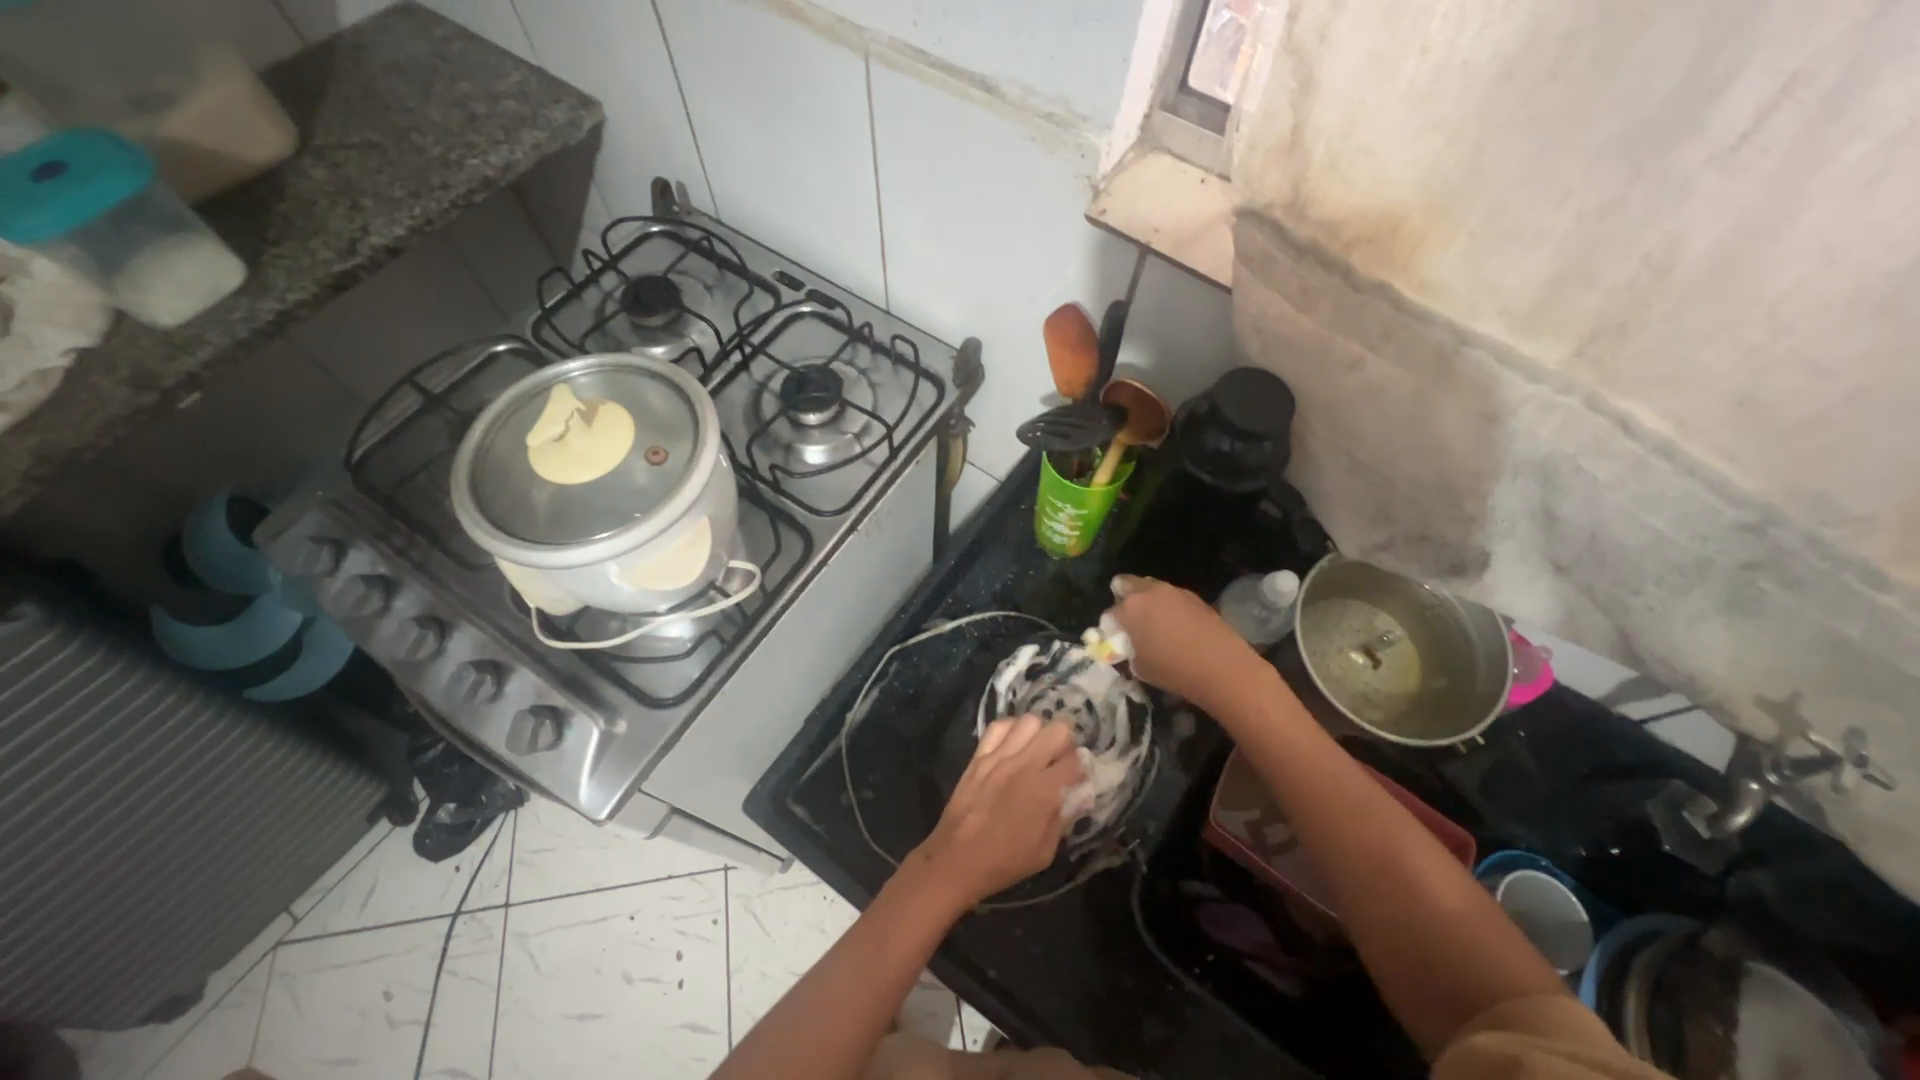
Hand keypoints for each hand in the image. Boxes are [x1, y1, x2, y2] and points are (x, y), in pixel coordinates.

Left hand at [904, 715, 1083, 910]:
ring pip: (1029, 721)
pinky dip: (1011, 730)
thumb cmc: (1004, 862)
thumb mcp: (1045, 851)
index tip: (1079, 777)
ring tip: (1037, 750)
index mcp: (1044, 791)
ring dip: (1039, 733)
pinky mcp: (978, 757)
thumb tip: (1082, 795)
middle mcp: (1023, 766)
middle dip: (1066, 743)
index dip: (1083, 767)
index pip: (1076, 760)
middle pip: (1058, 730)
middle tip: (1060, 760)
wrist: (956, 860)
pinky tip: (1013, 745)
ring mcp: (998, 758)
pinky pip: (998, 727)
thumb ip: (1065, 818)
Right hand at [1108, 575, 1263, 712]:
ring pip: (1152, 588)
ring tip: (1157, 625)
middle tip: (1132, 623)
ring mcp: (1175, 591)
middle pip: (1127, 585)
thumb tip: (1132, 646)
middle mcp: (1150, 591)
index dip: (1111, 627)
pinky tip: (1178, 628)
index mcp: (1130, 607)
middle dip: (1125, 600)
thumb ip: (1129, 651)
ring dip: (1149, 602)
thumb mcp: (1139, 667)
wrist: (1221, 666)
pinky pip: (1173, 597)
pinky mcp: (1195, 597)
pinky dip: (1170, 607)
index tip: (1117, 640)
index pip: (1110, 613)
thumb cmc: (1173, 669)